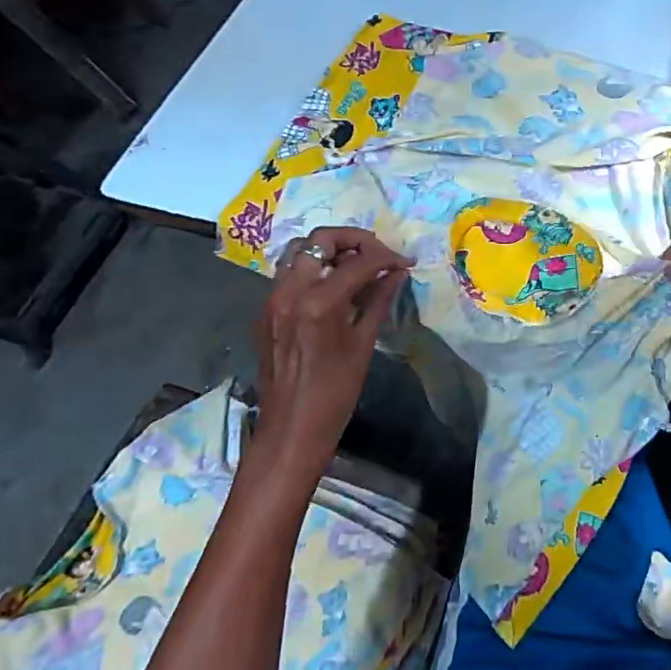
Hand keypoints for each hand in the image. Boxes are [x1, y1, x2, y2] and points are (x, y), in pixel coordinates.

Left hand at [253, 228, 411, 478]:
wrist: (291, 430)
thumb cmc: (334, 394)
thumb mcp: (363, 345)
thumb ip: (378, 301)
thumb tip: (396, 273)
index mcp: (318, 303)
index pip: (358, 262)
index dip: (386, 257)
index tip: (404, 262)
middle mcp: (290, 291)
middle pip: (320, 240)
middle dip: (353, 240)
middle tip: (377, 254)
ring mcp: (273, 299)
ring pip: (298, 251)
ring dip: (328, 250)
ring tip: (354, 265)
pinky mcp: (266, 310)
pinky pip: (287, 273)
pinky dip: (311, 268)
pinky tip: (331, 286)